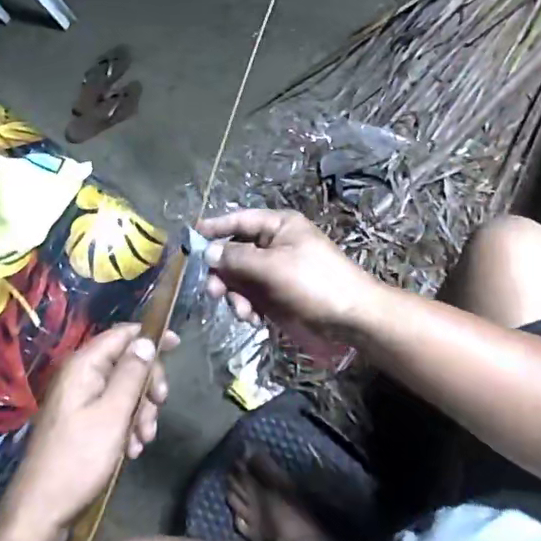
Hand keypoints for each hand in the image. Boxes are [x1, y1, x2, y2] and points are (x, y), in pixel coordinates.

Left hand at [0, 322, 178, 532]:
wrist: (42, 512)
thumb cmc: (78, 459)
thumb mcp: (113, 414)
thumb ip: (132, 374)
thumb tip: (146, 340)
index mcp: (84, 366)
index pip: (122, 334)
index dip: (150, 336)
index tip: (177, 345)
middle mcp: (80, 377)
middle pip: (127, 363)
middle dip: (148, 384)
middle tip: (160, 406)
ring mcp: (80, 400)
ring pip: (124, 390)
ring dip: (140, 411)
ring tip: (143, 440)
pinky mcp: (82, 422)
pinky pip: (113, 411)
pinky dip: (128, 426)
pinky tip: (131, 450)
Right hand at [198, 209, 388, 333]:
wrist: (351, 317)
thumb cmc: (314, 282)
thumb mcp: (273, 266)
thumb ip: (237, 258)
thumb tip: (207, 251)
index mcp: (279, 226)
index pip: (239, 220)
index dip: (215, 227)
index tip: (190, 237)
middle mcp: (275, 245)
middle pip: (234, 252)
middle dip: (223, 273)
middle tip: (213, 292)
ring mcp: (276, 271)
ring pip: (240, 278)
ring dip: (235, 295)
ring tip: (242, 311)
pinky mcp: (278, 296)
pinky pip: (251, 297)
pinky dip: (247, 307)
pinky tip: (253, 320)